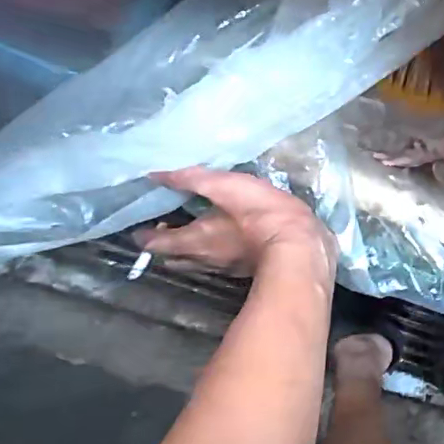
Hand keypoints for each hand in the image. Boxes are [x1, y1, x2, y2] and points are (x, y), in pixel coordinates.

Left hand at [138, 167, 334, 277]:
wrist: (302, 247)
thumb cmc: (261, 215)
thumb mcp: (226, 187)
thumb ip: (191, 179)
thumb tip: (155, 173)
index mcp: (193, 240)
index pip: (156, 244)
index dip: (144, 236)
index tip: (141, 228)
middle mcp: (205, 259)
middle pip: (174, 260)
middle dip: (167, 248)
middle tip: (168, 232)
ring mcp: (228, 268)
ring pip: (198, 265)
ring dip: (192, 255)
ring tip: (198, 238)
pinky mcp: (250, 270)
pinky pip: (224, 264)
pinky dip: (219, 255)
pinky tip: (232, 244)